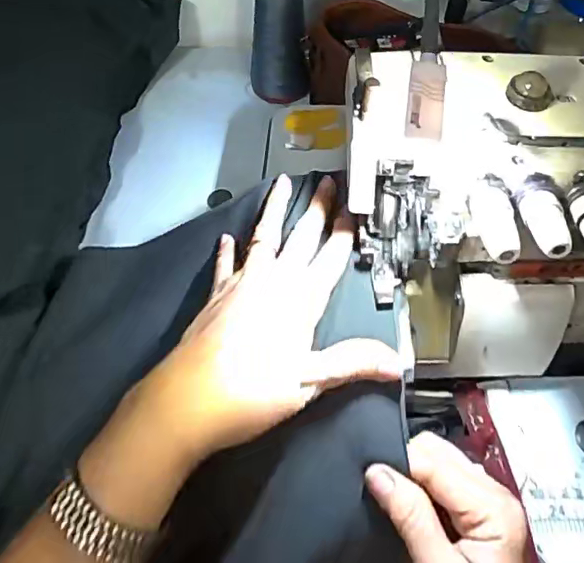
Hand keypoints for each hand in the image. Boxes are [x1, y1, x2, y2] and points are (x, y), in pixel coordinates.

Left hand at [129, 174, 405, 461]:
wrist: (189, 399)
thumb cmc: (252, 391)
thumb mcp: (310, 380)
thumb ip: (352, 363)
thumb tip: (394, 361)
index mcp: (301, 298)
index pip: (331, 256)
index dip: (345, 231)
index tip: (353, 209)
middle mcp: (275, 281)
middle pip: (302, 235)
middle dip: (318, 208)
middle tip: (328, 183)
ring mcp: (244, 282)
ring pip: (265, 235)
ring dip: (275, 209)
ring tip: (282, 185)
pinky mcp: (218, 293)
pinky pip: (227, 263)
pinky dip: (228, 250)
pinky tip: (227, 239)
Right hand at [366, 432, 530, 562]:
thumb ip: (411, 517)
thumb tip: (380, 473)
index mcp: (494, 506)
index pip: (436, 460)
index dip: (400, 463)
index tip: (370, 474)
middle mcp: (498, 495)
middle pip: (441, 453)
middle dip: (409, 467)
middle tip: (383, 493)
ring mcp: (492, 503)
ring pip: (442, 463)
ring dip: (416, 478)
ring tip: (398, 505)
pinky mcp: (482, 514)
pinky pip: (448, 484)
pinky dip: (427, 491)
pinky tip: (417, 513)